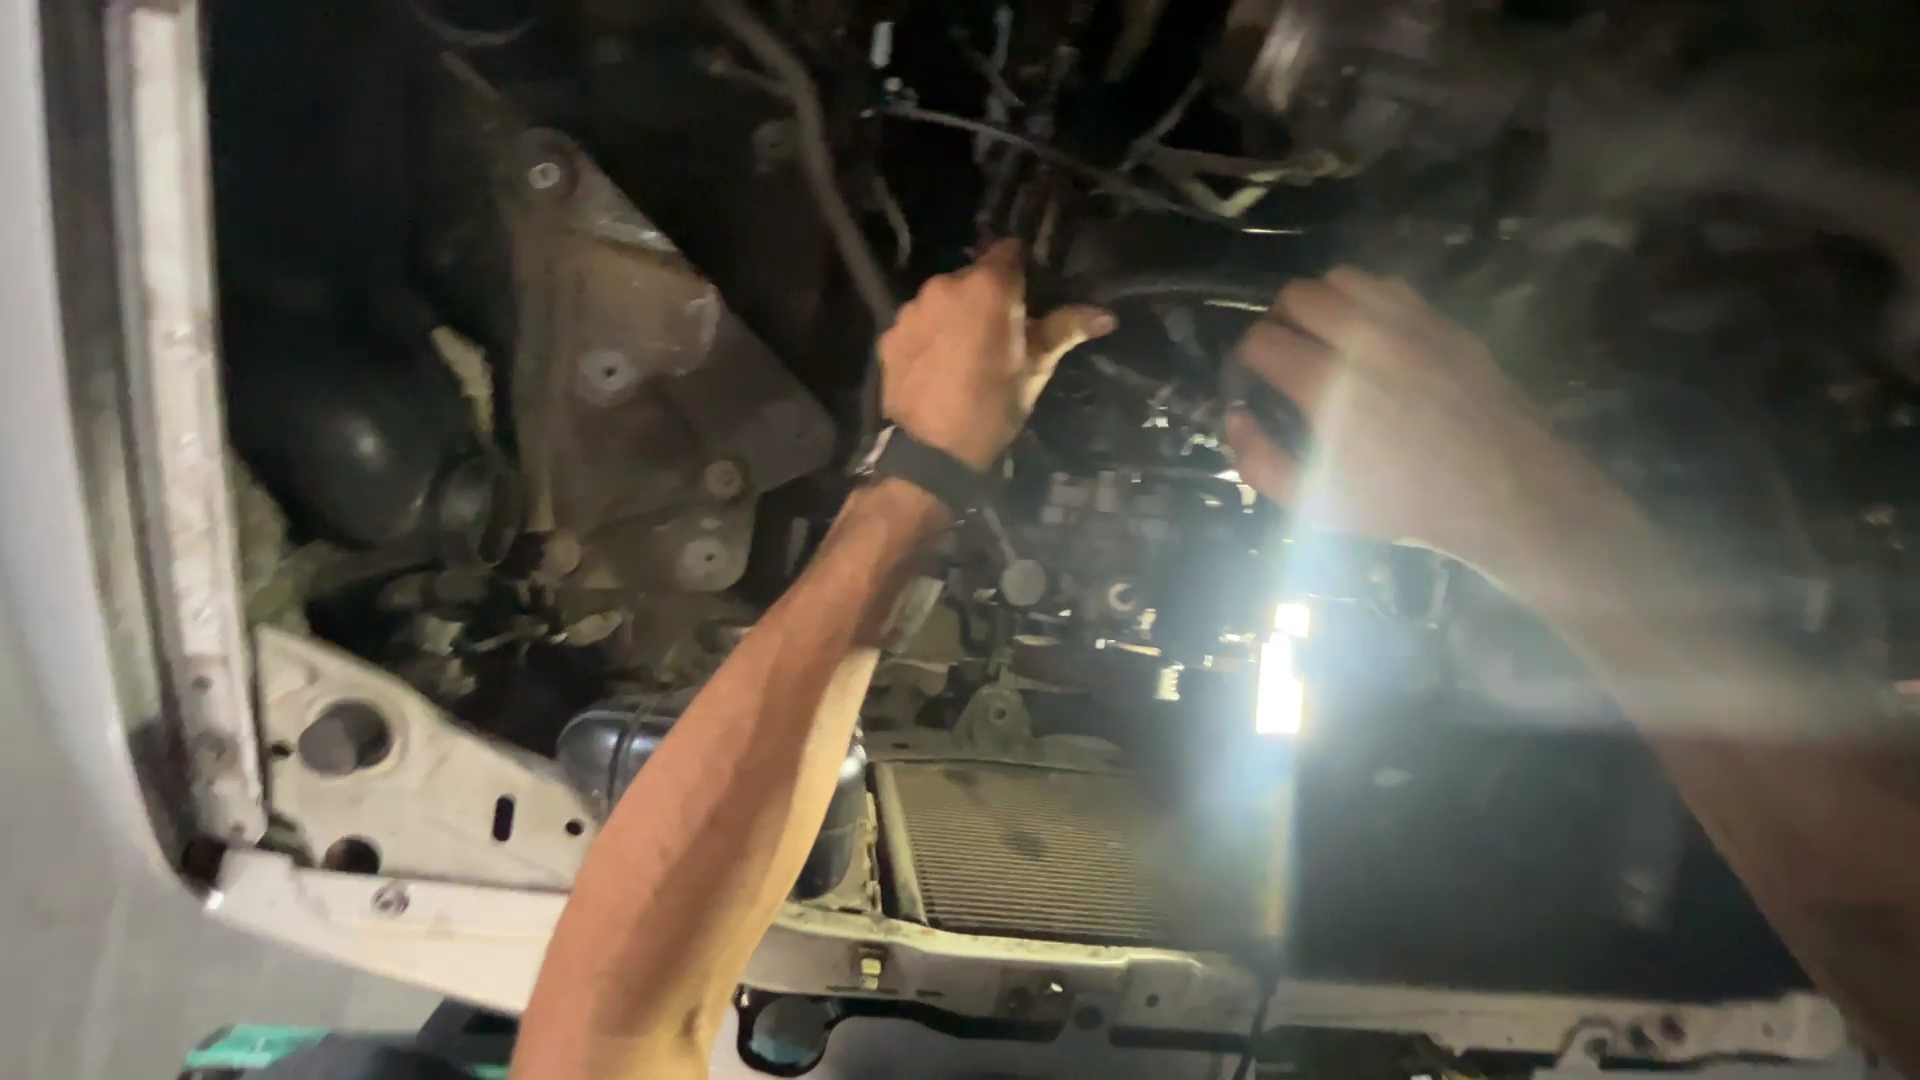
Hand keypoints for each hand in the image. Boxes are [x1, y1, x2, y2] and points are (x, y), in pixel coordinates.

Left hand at [879, 240, 1113, 469]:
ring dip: (953, 317)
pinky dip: (927, 337)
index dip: (1020, 272)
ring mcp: (911, 310)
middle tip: (996, 336)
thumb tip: (1105, 315)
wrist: (932, 452)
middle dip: (985, 299)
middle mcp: (944, 285)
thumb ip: (1066, 330)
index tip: (1026, 298)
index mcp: (988, 287)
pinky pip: (916, 325)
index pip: (1009, 252)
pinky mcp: (888, 335)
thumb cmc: (993, 408)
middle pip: (971, 278)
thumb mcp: (1035, 369)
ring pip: (940, 301)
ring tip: (961, 355)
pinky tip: (934, 367)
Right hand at [1224, 267, 1576, 558]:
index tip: (1246, 387)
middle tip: (1279, 359)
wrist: (1503, 490)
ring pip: (1340, 279)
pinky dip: (1362, 303)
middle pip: (1294, 295)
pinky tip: (1366, 339)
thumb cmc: (1399, 502)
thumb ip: (1258, 461)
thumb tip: (1235, 417)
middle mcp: (1364, 340)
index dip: (1240, 361)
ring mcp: (1409, 324)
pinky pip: (1387, 287)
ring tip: (1320, 341)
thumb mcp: (1313, 503)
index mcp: (1326, 385)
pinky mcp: (1441, 321)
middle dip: (1274, 324)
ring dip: (1317, 306)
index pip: (1259, 340)